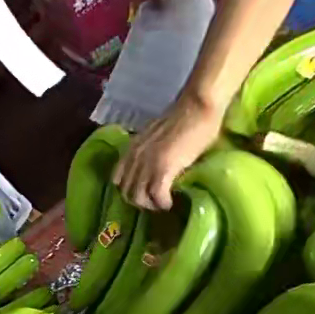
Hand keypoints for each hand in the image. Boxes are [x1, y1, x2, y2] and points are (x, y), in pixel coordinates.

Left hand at [112, 92, 222, 210]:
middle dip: (141, 202)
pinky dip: (163, 203)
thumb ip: (151, 151)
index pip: (117, 178)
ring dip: (151, 205)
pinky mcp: (163, 168)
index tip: (144, 194)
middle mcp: (135, 156)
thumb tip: (156, 167)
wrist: (197, 108)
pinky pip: (157, 195)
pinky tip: (170, 202)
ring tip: (163, 203)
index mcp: (132, 148)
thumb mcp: (158, 137)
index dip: (129, 190)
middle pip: (126, 192)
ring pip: (138, 197)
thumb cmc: (185, 120)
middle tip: (156, 202)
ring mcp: (148, 162)